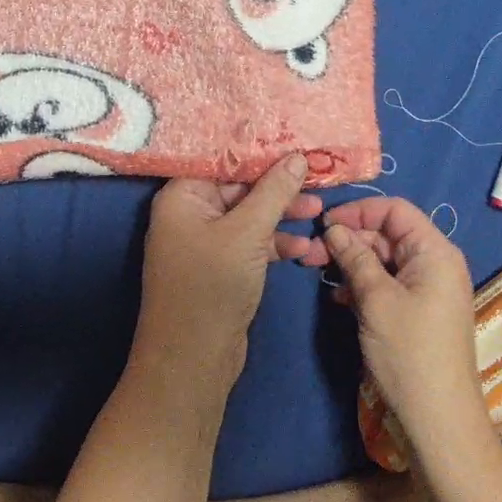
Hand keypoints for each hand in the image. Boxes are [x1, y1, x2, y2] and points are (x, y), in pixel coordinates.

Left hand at [137, 154, 321, 369]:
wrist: (192, 363)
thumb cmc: (212, 286)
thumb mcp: (247, 233)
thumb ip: (274, 192)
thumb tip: (297, 156)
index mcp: (183, 196)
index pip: (221, 157)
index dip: (258, 149)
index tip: (293, 139)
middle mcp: (190, 213)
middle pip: (238, 185)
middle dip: (277, 184)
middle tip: (315, 178)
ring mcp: (205, 242)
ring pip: (249, 214)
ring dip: (281, 213)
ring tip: (317, 210)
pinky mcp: (221, 266)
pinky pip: (251, 242)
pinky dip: (274, 242)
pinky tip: (303, 248)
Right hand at [318, 196, 481, 436]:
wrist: (439, 419)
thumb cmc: (410, 352)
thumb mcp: (376, 300)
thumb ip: (355, 258)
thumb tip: (334, 229)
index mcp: (435, 251)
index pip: (395, 209)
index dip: (358, 211)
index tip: (324, 223)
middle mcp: (435, 262)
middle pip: (388, 233)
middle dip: (350, 238)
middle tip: (311, 252)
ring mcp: (428, 288)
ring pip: (385, 259)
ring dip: (352, 262)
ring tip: (317, 271)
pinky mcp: (419, 310)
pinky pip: (388, 283)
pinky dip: (364, 284)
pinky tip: (339, 297)